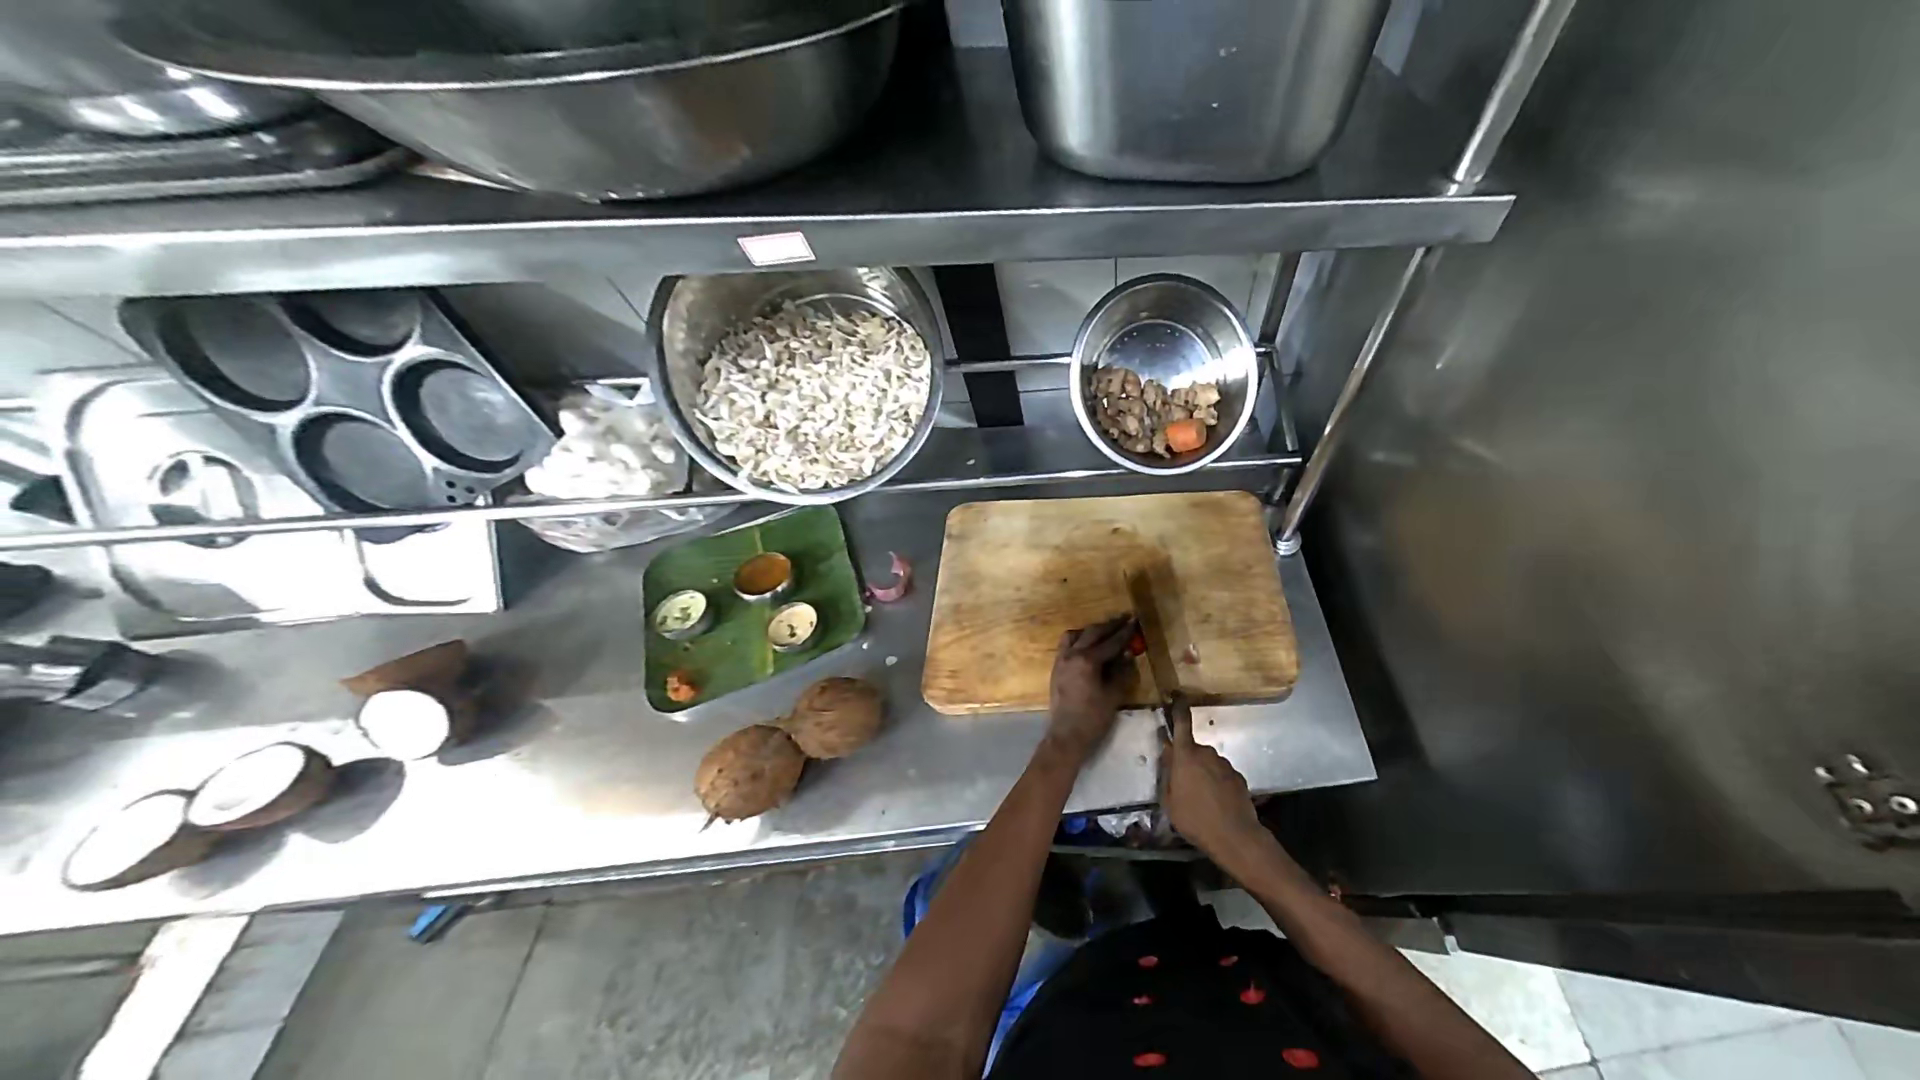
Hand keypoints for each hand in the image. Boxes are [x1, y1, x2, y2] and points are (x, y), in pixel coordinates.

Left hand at [1044, 616, 1136, 765]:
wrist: (1067, 735)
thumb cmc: (1094, 718)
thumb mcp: (1113, 695)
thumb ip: (1121, 671)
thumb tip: (1127, 654)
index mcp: (1087, 661)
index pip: (1110, 642)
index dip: (1125, 631)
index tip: (1135, 620)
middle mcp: (1072, 655)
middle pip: (1093, 633)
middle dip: (1110, 625)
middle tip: (1124, 618)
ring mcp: (1061, 660)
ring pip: (1075, 635)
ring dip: (1091, 630)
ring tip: (1105, 630)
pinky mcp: (1056, 667)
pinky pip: (1066, 645)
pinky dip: (1078, 639)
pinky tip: (1087, 645)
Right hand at [1162, 700, 1276, 874]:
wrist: (1235, 837)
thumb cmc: (1194, 818)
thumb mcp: (1169, 799)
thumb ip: (1167, 772)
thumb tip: (1167, 752)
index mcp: (1186, 755)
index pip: (1182, 723)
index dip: (1179, 707)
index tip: (1176, 696)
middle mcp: (1207, 754)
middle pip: (1193, 749)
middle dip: (1187, 759)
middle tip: (1182, 782)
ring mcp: (1226, 765)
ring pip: (1208, 763)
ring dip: (1203, 773)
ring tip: (1200, 798)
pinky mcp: (1239, 779)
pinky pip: (1222, 775)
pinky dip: (1217, 783)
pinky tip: (1216, 803)